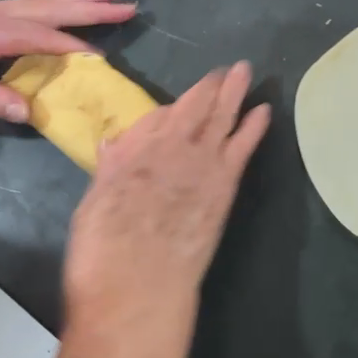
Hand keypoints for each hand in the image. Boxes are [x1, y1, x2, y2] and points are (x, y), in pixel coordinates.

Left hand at [0, 0, 135, 119]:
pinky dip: (64, 2)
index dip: (70, 47)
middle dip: (91, 8)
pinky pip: (37, 4)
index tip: (100, 57)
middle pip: (52, 9)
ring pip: (47, 2)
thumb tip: (31, 112)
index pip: (38, 37)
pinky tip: (78, 1)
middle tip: (128, 5)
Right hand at [64, 61, 270, 305]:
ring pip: (221, 116)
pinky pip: (243, 145)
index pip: (157, 117)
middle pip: (193, 107)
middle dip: (209, 87)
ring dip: (234, 91)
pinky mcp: (224, 183)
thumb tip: (113, 146)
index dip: (168, 112)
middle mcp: (169, 148)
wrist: (137, 287)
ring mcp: (201, 162)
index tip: (176, 109)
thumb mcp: (93, 204)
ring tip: (244, 71)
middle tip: (223, 70)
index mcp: (134, 151)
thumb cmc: (102, 253)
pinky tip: (264, 110)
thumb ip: (110, 171)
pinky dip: (254, 126)